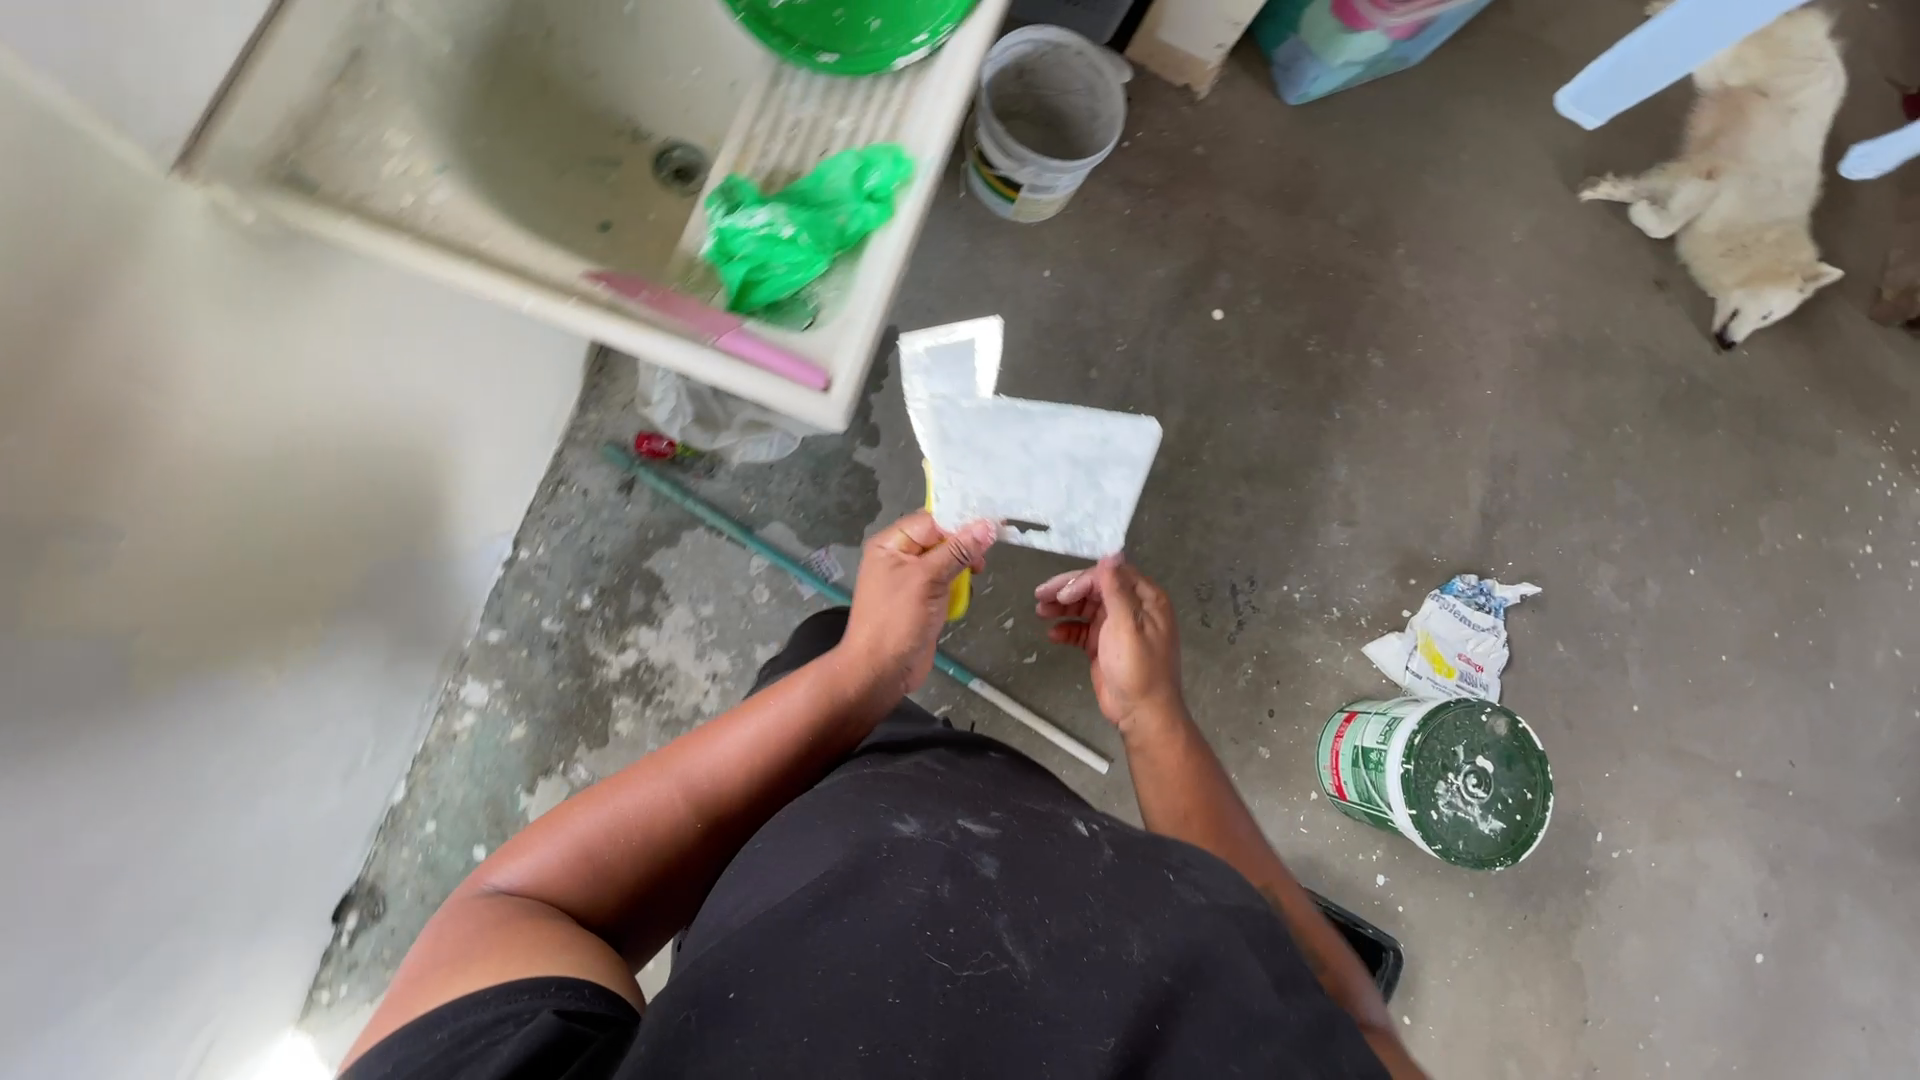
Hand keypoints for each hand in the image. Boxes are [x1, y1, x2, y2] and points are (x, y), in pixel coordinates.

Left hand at [835, 511, 994, 698]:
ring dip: (961, 569)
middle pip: (939, 539)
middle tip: (983, 559)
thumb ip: (958, 550)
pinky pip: (945, 583)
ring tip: (976, 576)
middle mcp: (899, 557)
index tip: (991, 527)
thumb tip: (988, 525)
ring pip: (946, 561)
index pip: (930, 520)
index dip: (958, 523)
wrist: (881, 671)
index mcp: (890, 544)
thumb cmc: (898, 620)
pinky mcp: (922, 601)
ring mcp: (910, 580)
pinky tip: (963, 596)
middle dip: (963, 546)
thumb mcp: (928, 579)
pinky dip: (957, 587)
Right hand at [1035, 557, 1185, 734]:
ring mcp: (1117, 627)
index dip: (1083, 580)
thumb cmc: (1138, 668)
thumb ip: (1116, 589)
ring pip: (1086, 608)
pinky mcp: (1104, 645)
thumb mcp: (1126, 625)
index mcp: (1145, 599)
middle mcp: (1132, 608)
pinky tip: (1053, 635)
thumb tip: (1111, 554)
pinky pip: (1082, 630)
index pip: (1110, 575)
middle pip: (1095, 589)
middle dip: (1067, 591)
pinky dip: (1067, 629)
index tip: (1060, 594)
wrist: (1142, 712)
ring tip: (1040, 612)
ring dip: (1063, 608)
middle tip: (1040, 597)